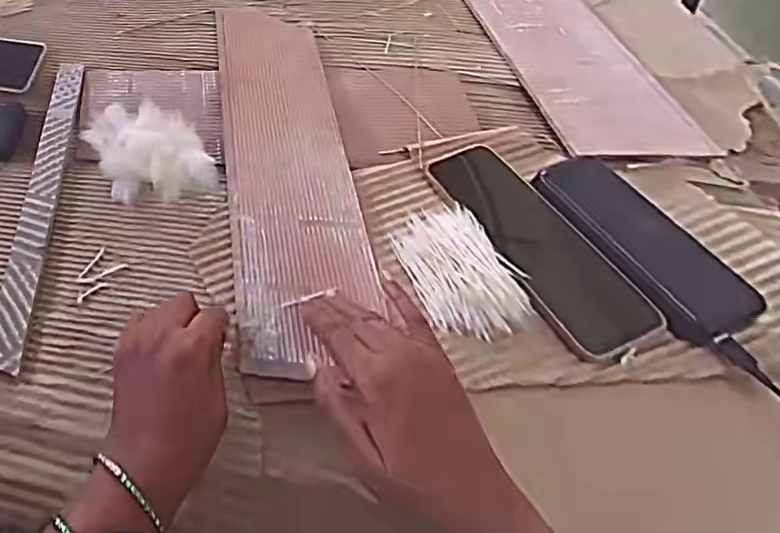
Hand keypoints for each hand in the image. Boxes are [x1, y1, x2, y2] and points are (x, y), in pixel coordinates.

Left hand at [63, 292, 228, 531]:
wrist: (143, 461)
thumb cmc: (188, 441)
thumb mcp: (218, 402)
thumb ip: (215, 359)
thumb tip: (214, 336)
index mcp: (191, 348)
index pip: (213, 314)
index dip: (221, 326)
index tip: (221, 337)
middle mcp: (162, 334)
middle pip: (185, 301)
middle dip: (195, 318)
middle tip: (198, 343)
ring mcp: (138, 337)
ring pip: (162, 307)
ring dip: (172, 321)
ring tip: (175, 352)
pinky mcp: (122, 345)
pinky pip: (142, 320)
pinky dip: (151, 329)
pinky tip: (157, 354)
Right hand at [303, 289, 550, 532]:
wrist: (479, 499)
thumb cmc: (419, 483)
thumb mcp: (365, 458)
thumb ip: (335, 408)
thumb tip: (314, 367)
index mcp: (376, 380)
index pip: (336, 335)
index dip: (315, 319)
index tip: (300, 309)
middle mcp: (398, 358)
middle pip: (354, 321)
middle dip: (328, 307)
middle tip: (308, 298)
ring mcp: (422, 356)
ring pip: (378, 318)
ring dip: (353, 303)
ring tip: (332, 293)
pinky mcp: (440, 360)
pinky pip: (416, 318)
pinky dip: (400, 297)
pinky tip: (388, 281)